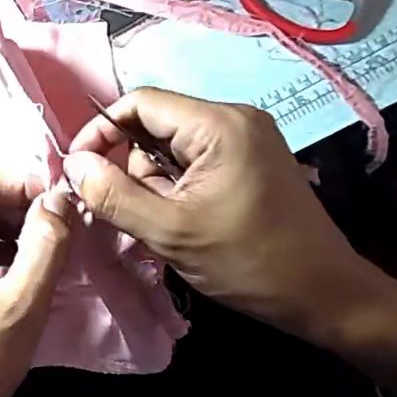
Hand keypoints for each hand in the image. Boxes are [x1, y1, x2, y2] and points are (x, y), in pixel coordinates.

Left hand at [0, 176, 72, 396]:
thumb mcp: (22, 302)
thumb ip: (46, 243)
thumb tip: (62, 195)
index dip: (28, 185)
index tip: (66, 206)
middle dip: (27, 209)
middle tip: (67, 228)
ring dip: (21, 230)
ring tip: (55, 248)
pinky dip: (8, 250)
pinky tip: (33, 267)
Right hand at [65, 88, 387, 341]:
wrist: (324, 294)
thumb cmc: (249, 262)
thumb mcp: (171, 232)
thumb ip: (114, 195)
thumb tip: (73, 165)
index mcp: (219, 123)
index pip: (140, 102)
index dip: (102, 132)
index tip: (81, 172)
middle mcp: (235, 118)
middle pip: (156, 124)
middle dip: (133, 166)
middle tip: (136, 213)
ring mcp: (248, 139)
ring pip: (174, 147)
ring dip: (156, 183)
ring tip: (169, 226)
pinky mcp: (252, 162)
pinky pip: (197, 162)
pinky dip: (179, 188)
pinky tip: (186, 222)